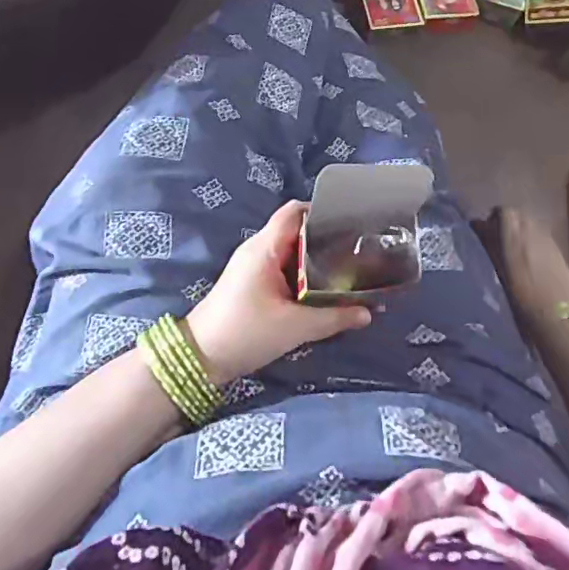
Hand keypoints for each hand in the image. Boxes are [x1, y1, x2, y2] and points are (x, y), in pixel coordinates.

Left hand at [184, 200, 371, 382]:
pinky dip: (303, 274)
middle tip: (359, 251)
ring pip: (292, 252)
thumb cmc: (245, 333)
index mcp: (264, 248)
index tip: (351, 223)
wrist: (200, 358)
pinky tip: (324, 288)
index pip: (295, 212)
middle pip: (297, 231)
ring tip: (349, 269)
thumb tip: (368, 313)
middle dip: (327, 239)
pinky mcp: (252, 283)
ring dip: (316, 260)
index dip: (323, 211)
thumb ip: (334, 317)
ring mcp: (253, 266)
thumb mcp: (295, 327)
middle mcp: (258, 250)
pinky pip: (283, 268)